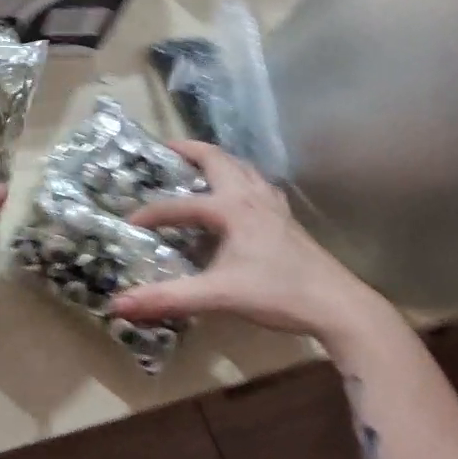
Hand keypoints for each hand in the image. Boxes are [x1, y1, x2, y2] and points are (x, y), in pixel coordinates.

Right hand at [111, 141, 393, 344]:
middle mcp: (253, 198)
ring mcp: (274, 207)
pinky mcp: (287, 221)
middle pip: (219, 160)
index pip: (181, 205)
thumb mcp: (218, 296)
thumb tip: (118, 304)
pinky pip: (257, 186)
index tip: (129, 222)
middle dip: (190, 151)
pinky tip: (238, 195)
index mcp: (233, 209)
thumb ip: (168, 298)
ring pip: (242, 169)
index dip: (152, 213)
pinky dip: (239, 180)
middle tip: (164, 150)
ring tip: (197, 166)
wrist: (339, 308)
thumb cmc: (278, 294)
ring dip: (217, 162)